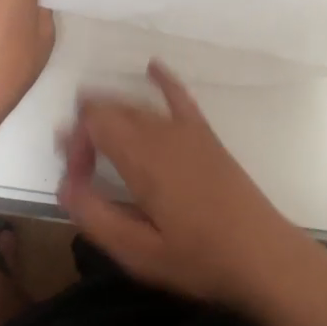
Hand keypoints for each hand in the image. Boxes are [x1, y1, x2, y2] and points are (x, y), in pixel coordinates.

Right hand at [58, 62, 322, 312]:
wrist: (263, 256)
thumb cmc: (197, 258)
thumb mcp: (136, 252)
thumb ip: (94, 215)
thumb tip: (64, 184)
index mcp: (142, 157)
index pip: (92, 122)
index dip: (75, 143)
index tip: (78, 181)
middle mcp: (162, 132)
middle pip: (110, 109)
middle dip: (88, 132)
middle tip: (86, 173)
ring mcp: (187, 129)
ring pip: (136, 104)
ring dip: (112, 114)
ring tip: (99, 142)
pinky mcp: (205, 135)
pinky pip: (179, 96)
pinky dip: (162, 80)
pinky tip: (152, 67)